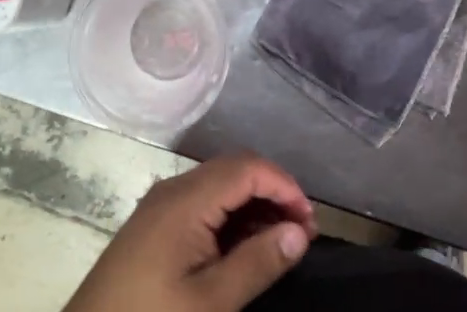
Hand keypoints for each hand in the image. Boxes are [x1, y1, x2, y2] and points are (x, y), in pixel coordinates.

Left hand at [64, 153, 316, 311]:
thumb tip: (300, 232)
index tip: (311, 224)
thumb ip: (258, 263)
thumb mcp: (212, 301)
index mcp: (186, 199)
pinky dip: (231, 217)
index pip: (246, 167)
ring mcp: (161, 206)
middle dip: (273, 193)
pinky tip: (246, 248)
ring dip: (254, 206)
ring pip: (219, 186)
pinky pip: (203, 204)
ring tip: (282, 243)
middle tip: (302, 234)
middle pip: (234, 170)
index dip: (284, 186)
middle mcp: (173, 190)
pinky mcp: (155, 225)